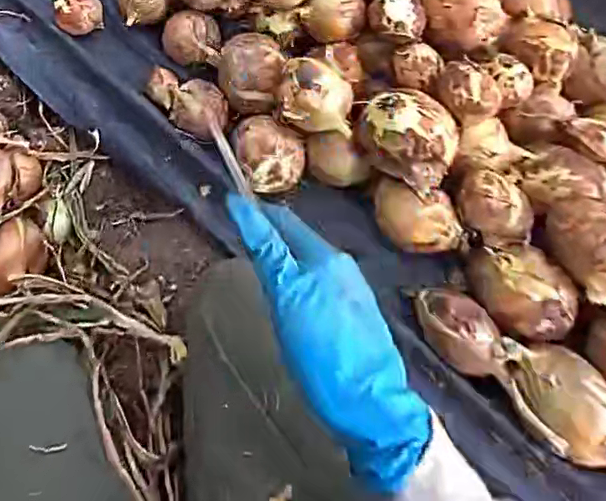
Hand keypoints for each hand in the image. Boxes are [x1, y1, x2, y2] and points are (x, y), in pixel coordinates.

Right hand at [229, 196, 433, 493]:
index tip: (232, 200)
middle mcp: (337, 260)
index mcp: (320, 258)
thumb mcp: (285, 310)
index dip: (254, 213)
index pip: (281, 223)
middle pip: (297, 233)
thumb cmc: (322, 360)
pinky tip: (294, 281)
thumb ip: (270, 264)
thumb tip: (252, 229)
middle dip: (271, 226)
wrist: (374, 405)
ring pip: (310, 251)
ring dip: (286, 245)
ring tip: (263, 249)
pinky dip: (303, 265)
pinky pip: (323, 270)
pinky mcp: (358, 299)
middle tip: (244, 223)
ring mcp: (351, 279)